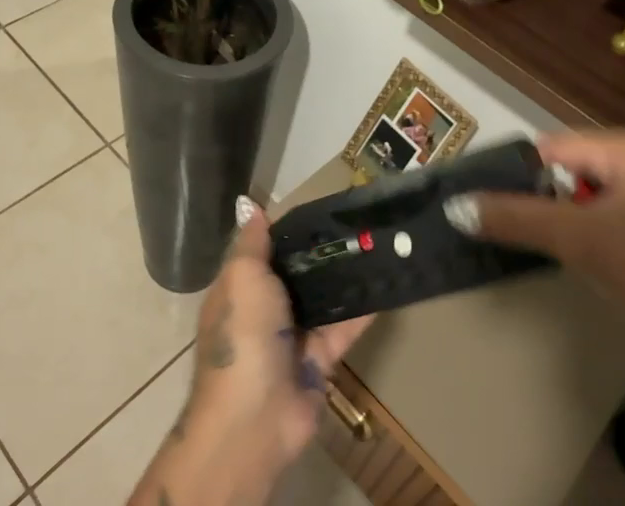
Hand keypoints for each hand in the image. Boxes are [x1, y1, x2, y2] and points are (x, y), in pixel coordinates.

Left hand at [133, 199, 372, 504]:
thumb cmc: (243, 336)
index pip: (262, 252)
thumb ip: (252, 244)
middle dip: (323, 254)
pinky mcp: (318, 363)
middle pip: (295, 276)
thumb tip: (248, 204)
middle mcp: (262, 312)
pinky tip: (387, 286)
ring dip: (345, 279)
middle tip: (361, 224)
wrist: (254, 419)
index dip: (287, 231)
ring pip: (323, 302)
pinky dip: (362, 312)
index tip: (322, 208)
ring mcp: (291, 339)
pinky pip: (343, 330)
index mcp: (237, 290)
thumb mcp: (242, 278)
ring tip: (380, 246)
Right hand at [445, 131, 624, 340]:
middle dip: (541, 200)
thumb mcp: (576, 239)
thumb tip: (455, 206)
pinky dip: (589, 236)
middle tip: (513, 232)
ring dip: (563, 221)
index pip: (553, 146)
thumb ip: (514, 218)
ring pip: (589, 199)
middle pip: (570, 171)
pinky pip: (610, 220)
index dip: (518, 175)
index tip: (489, 206)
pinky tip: (582, 263)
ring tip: (542, 248)